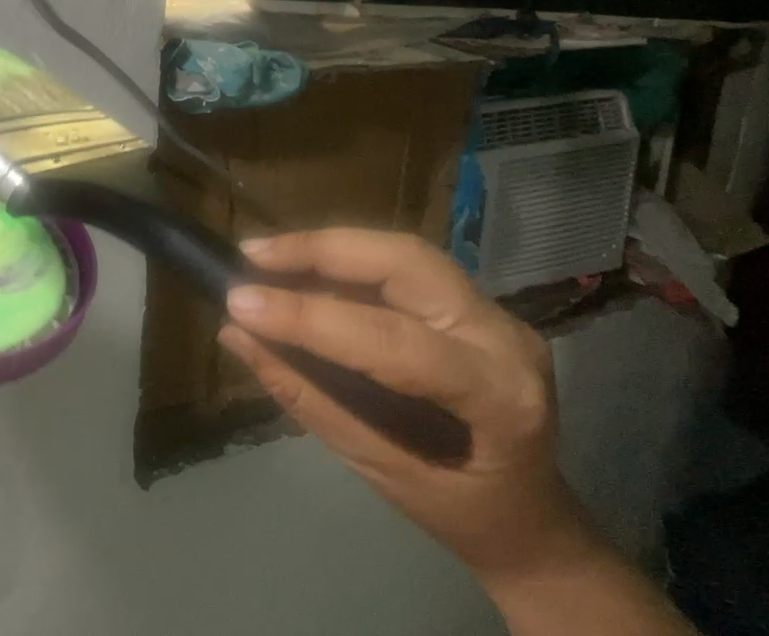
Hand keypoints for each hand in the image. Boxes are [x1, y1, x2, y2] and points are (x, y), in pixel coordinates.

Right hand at [215, 230, 590, 580]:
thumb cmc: (458, 509)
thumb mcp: (379, 469)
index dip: (308, 317)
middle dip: (322, 252)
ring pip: (404, 254)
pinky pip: (403, 267)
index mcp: (498, 397)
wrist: (531, 521)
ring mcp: (496, 316)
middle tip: (251, 256)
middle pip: (407, 264)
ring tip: (262, 256)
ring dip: (328, 249)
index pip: (391, 339)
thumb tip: (237, 337)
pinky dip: (343, 262)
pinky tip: (299, 270)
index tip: (237, 303)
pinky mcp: (476, 305)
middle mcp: (505, 340)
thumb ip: (308, 398)